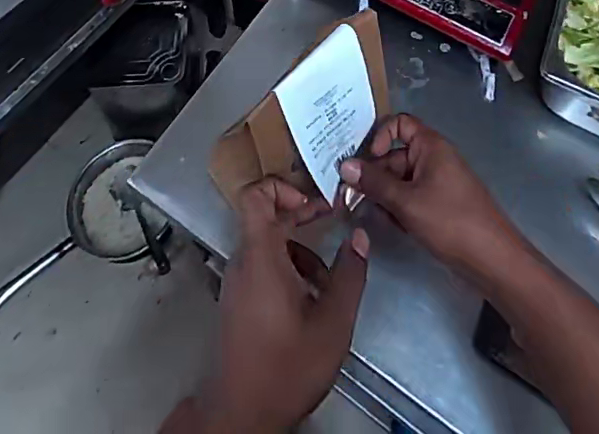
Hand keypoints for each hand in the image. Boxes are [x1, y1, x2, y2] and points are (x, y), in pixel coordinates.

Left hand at [174, 177, 369, 433]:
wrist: (241, 413)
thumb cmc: (286, 365)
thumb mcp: (332, 322)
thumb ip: (350, 275)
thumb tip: (359, 236)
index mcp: (260, 255)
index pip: (255, 195)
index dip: (283, 187)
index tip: (313, 202)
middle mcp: (244, 260)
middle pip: (266, 217)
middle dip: (302, 215)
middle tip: (333, 218)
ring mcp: (239, 280)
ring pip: (269, 245)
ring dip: (300, 251)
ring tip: (329, 281)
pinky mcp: (239, 299)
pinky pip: (263, 266)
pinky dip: (288, 270)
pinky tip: (312, 301)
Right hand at [339, 113, 525, 282]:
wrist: (495, 261)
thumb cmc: (451, 222)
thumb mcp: (406, 202)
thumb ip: (373, 183)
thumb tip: (345, 166)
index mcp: (430, 146)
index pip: (399, 123)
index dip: (379, 136)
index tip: (366, 159)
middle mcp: (434, 158)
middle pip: (394, 155)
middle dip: (374, 174)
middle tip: (350, 195)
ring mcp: (438, 182)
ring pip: (400, 179)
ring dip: (384, 194)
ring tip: (372, 213)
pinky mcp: (440, 205)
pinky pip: (411, 196)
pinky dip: (399, 207)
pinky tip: (394, 225)